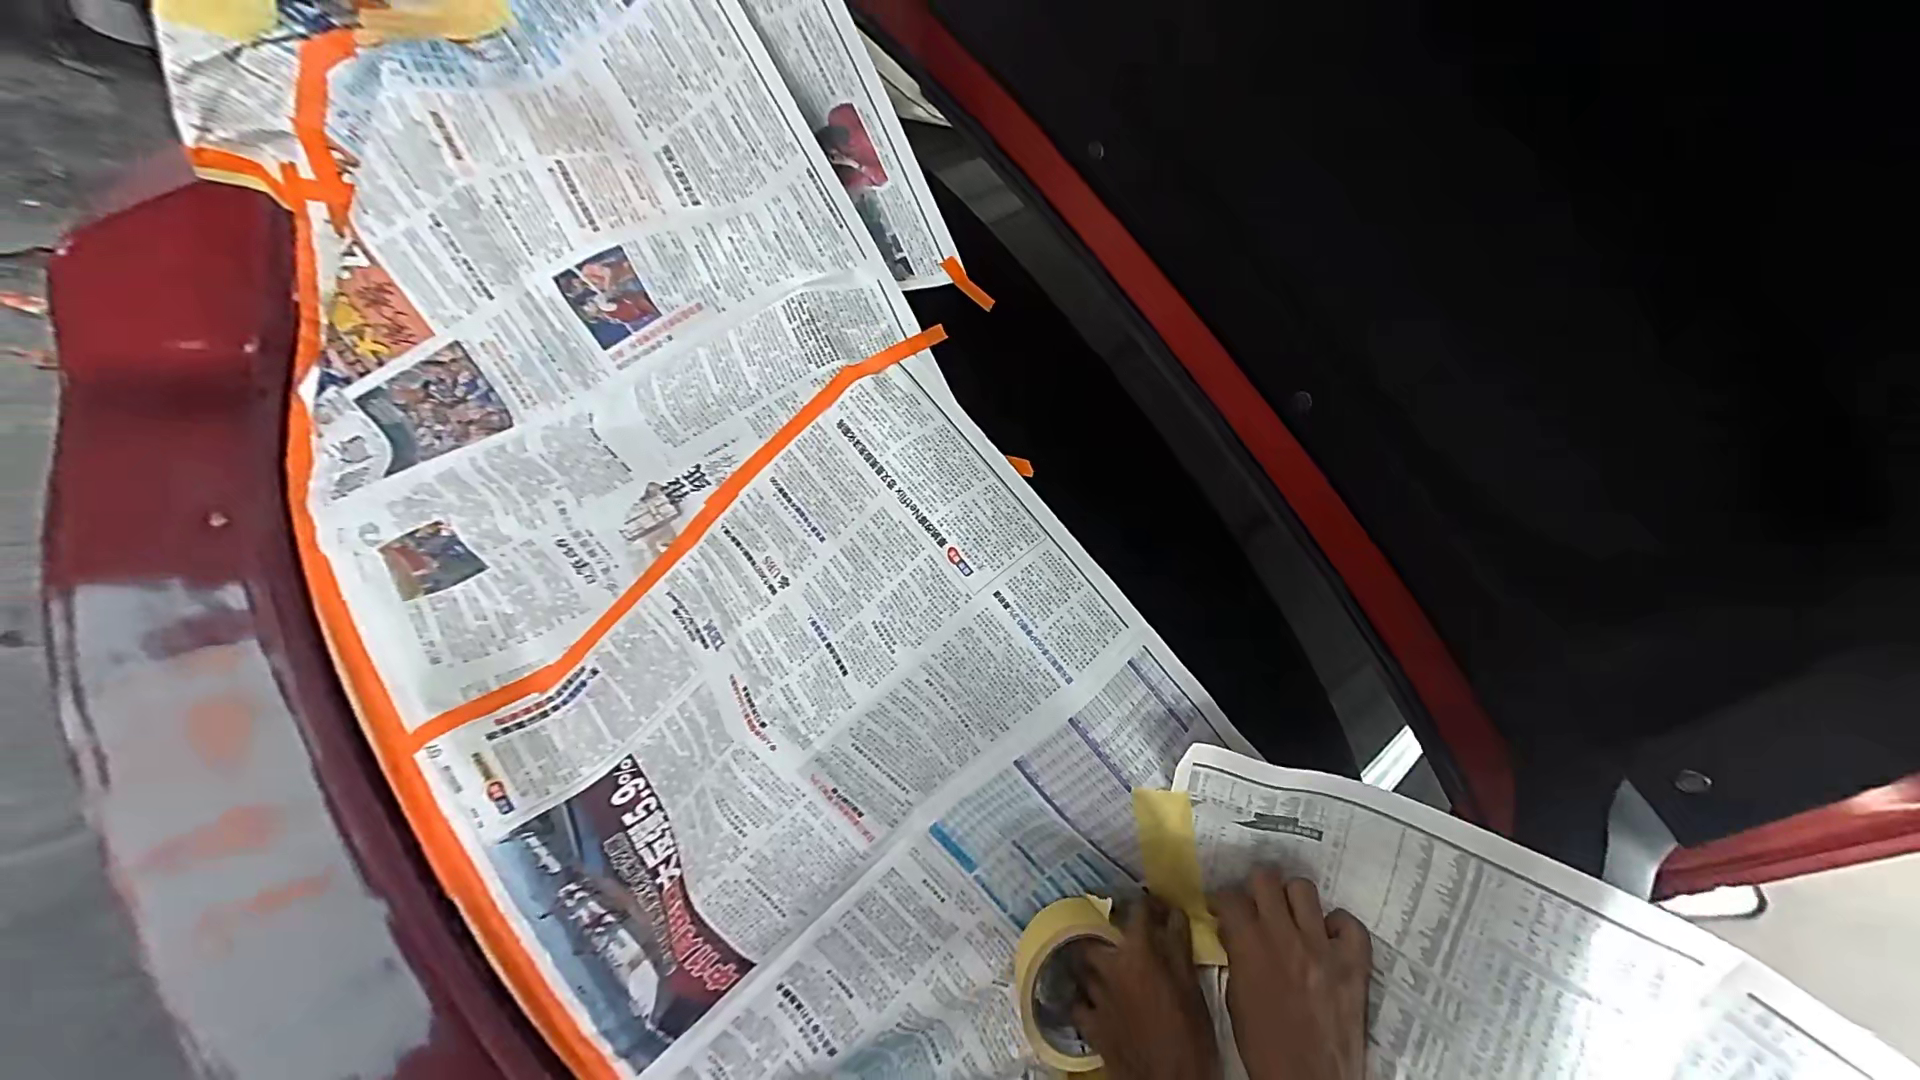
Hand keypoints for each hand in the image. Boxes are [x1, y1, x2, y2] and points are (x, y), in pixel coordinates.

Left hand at [1070, 893, 1219, 1079]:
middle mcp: (1109, 966)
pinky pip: (1079, 1001)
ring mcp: (1095, 995)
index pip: (1137, 911)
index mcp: (1137, 952)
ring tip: (1108, 965)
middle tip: (1124, 938)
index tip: (1157, 906)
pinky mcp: (1089, 1024)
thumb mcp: (1191, 986)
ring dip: (1095, 962)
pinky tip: (1092, 998)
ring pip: (1084, 966)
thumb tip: (1174, 913)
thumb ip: (1179, 944)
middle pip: (1098, 934)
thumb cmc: (1189, 1035)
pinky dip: (1084, 997)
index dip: (1148, 904)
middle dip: (1107, 931)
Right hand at [1212, 869, 1370, 1079]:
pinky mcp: (1354, 966)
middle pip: (1266, 878)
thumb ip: (1235, 953)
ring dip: (1292, 900)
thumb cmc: (1262, 1044)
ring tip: (1292, 918)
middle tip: (1257, 906)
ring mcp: (1322, 948)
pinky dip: (1338, 927)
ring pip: (1304, 889)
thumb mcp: (1234, 995)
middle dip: (1255, 889)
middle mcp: (1285, 935)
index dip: (1222, 901)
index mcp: (1249, 943)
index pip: (1229, 896)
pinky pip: (1350, 924)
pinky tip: (1328, 940)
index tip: (1222, 910)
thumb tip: (1232, 929)